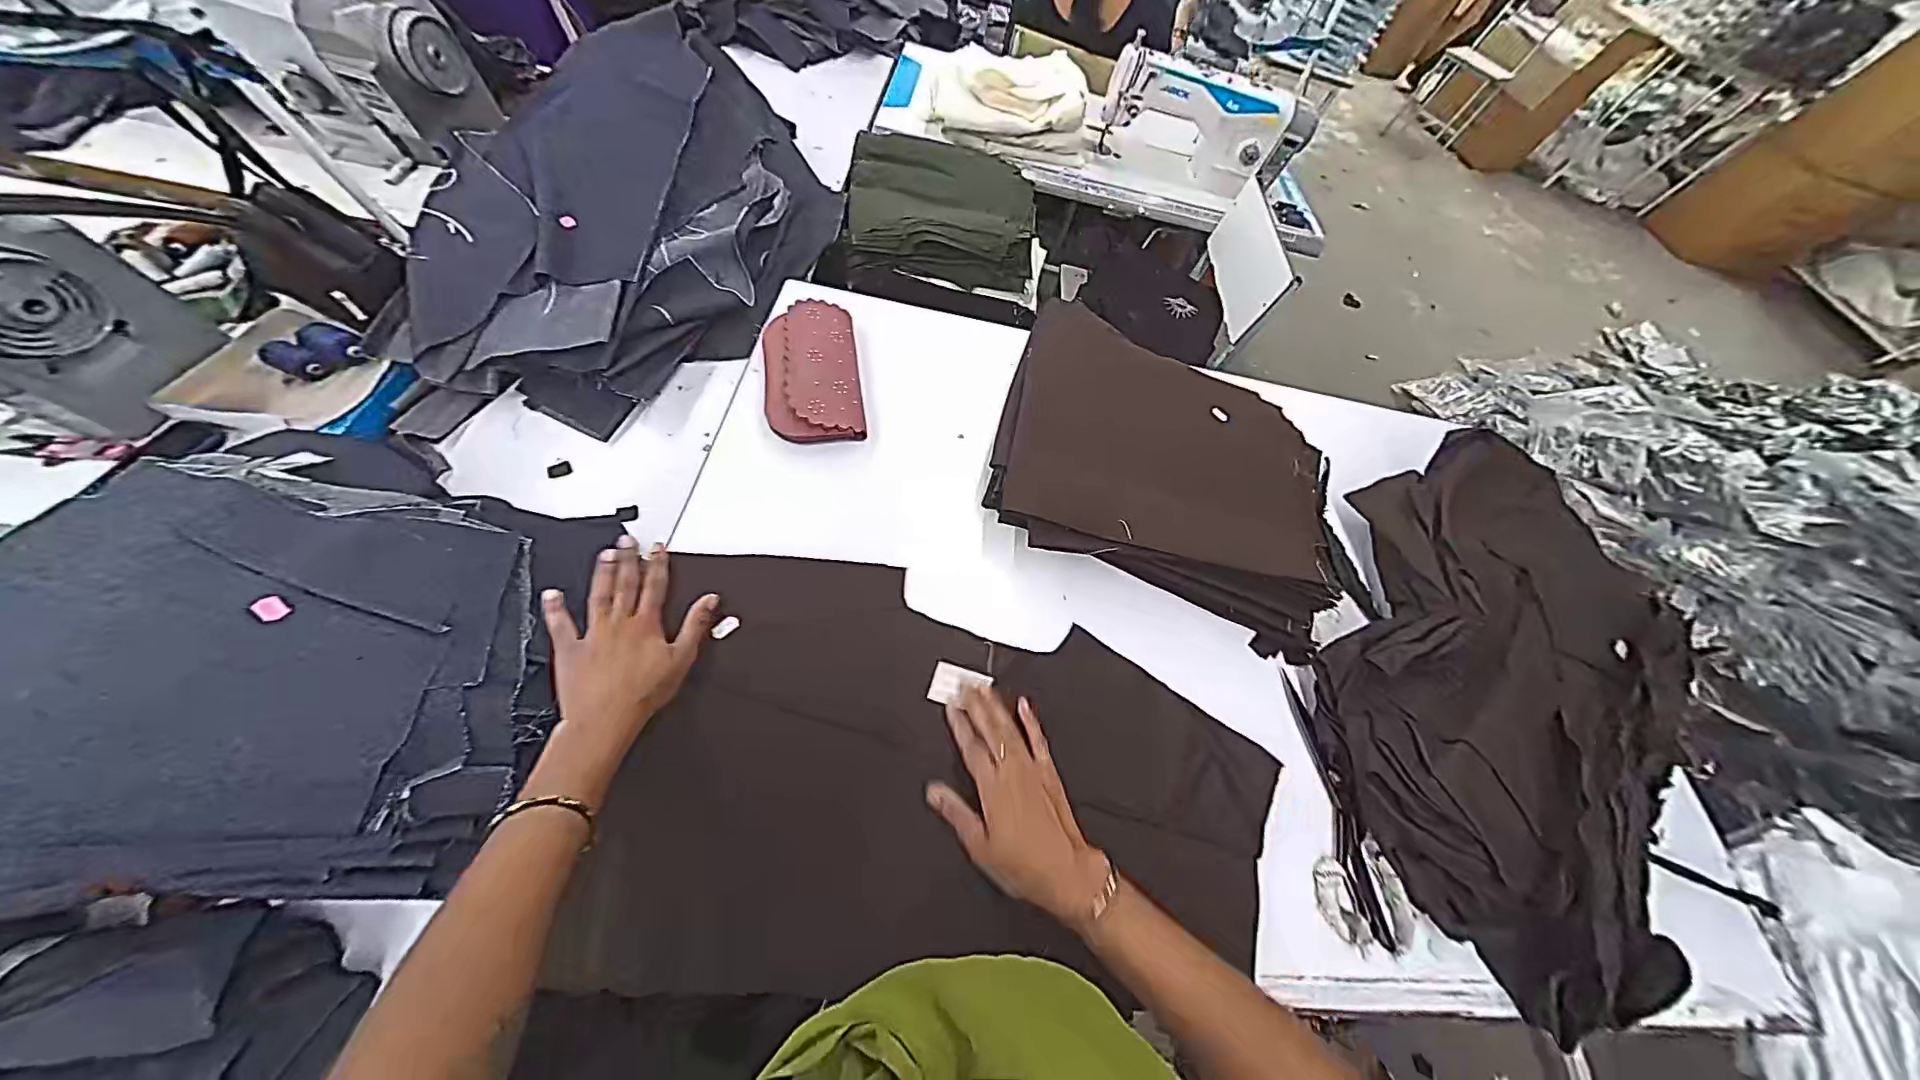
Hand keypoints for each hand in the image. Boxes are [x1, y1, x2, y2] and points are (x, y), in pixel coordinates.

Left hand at [532, 538, 718, 804]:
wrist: (606, 718)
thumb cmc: (644, 693)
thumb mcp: (682, 659)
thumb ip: (695, 626)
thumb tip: (709, 601)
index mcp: (646, 625)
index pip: (654, 586)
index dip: (657, 564)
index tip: (657, 547)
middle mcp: (619, 624)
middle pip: (625, 584)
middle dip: (628, 559)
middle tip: (627, 540)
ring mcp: (593, 634)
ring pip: (598, 596)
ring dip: (602, 573)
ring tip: (604, 554)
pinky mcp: (571, 650)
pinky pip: (561, 624)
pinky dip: (555, 608)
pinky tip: (552, 594)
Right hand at [926, 685, 1112, 933]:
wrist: (1066, 871)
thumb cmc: (1023, 864)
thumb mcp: (979, 845)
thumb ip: (956, 813)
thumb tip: (935, 792)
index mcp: (992, 788)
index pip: (971, 747)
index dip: (959, 725)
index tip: (951, 706)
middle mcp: (1012, 772)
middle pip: (990, 730)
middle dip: (976, 705)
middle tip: (965, 685)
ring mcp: (1033, 769)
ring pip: (1010, 729)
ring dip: (997, 707)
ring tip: (986, 688)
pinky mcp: (1050, 773)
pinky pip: (1038, 739)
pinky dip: (1030, 721)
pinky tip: (1023, 706)